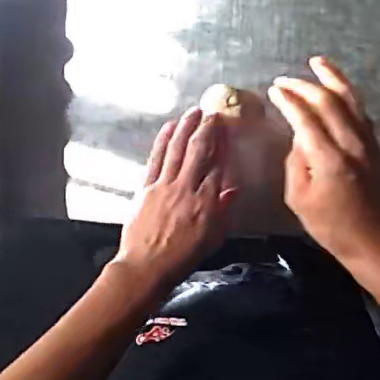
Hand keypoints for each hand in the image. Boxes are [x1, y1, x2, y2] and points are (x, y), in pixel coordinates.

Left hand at [112, 107, 236, 289]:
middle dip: (208, 129)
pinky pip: (157, 158)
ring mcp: (164, 186)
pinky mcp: (146, 187)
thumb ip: (223, 212)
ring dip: (187, 127)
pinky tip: (170, 127)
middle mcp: (186, 190)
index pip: (219, 167)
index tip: (228, 132)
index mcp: (206, 204)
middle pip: (200, 151)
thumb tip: (233, 189)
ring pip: (178, 149)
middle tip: (214, 115)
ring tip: (194, 112)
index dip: (224, 146)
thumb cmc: (181, 257)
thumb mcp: (212, 238)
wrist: (147, 266)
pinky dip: (164, 140)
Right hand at [268, 57, 379, 266]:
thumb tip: (299, 137)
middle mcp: (351, 145)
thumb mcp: (298, 197)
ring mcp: (366, 143)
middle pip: (329, 102)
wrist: (368, 237)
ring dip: (333, 78)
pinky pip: (360, 111)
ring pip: (351, 100)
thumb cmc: (328, 224)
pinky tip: (338, 88)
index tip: (274, 91)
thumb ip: (295, 161)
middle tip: (285, 79)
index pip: (306, 118)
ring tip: (318, 63)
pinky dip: (347, 95)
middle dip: (305, 86)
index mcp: (329, 159)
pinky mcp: (372, 146)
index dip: (289, 101)